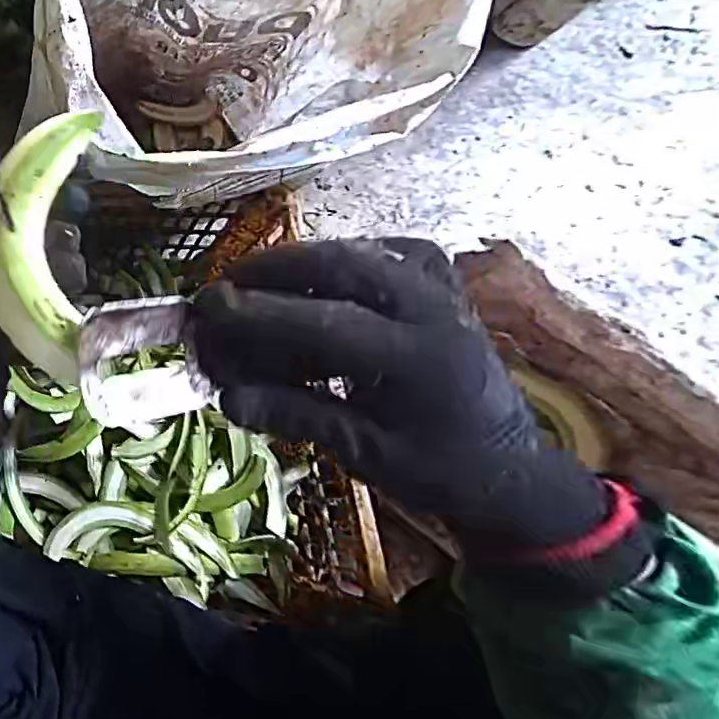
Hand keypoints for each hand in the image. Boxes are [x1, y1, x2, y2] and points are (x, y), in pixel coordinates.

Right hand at [192, 239, 651, 593]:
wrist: (510, 468)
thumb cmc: (437, 469)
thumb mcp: (364, 454)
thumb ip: (295, 416)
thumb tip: (226, 397)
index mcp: (421, 361)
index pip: (325, 322)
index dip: (259, 312)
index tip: (208, 307)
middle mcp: (434, 311)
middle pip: (339, 265)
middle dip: (270, 270)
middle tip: (224, 287)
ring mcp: (441, 288)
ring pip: (354, 250)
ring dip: (293, 263)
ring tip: (250, 283)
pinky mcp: (438, 281)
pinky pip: (377, 250)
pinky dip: (332, 258)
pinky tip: (307, 278)